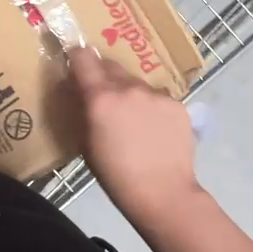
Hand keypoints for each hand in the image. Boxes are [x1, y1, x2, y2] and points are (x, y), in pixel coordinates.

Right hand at [70, 47, 201, 218]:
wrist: (163, 194)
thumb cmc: (115, 175)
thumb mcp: (85, 142)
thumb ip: (82, 110)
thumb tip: (78, 91)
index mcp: (100, 97)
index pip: (83, 58)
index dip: (77, 57)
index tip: (75, 65)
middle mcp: (128, 87)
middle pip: (110, 65)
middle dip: (102, 75)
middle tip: (103, 97)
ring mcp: (156, 94)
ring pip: (136, 83)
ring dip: (129, 93)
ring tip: (133, 120)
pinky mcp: (177, 104)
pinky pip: (157, 97)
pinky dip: (152, 107)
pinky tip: (155, 130)